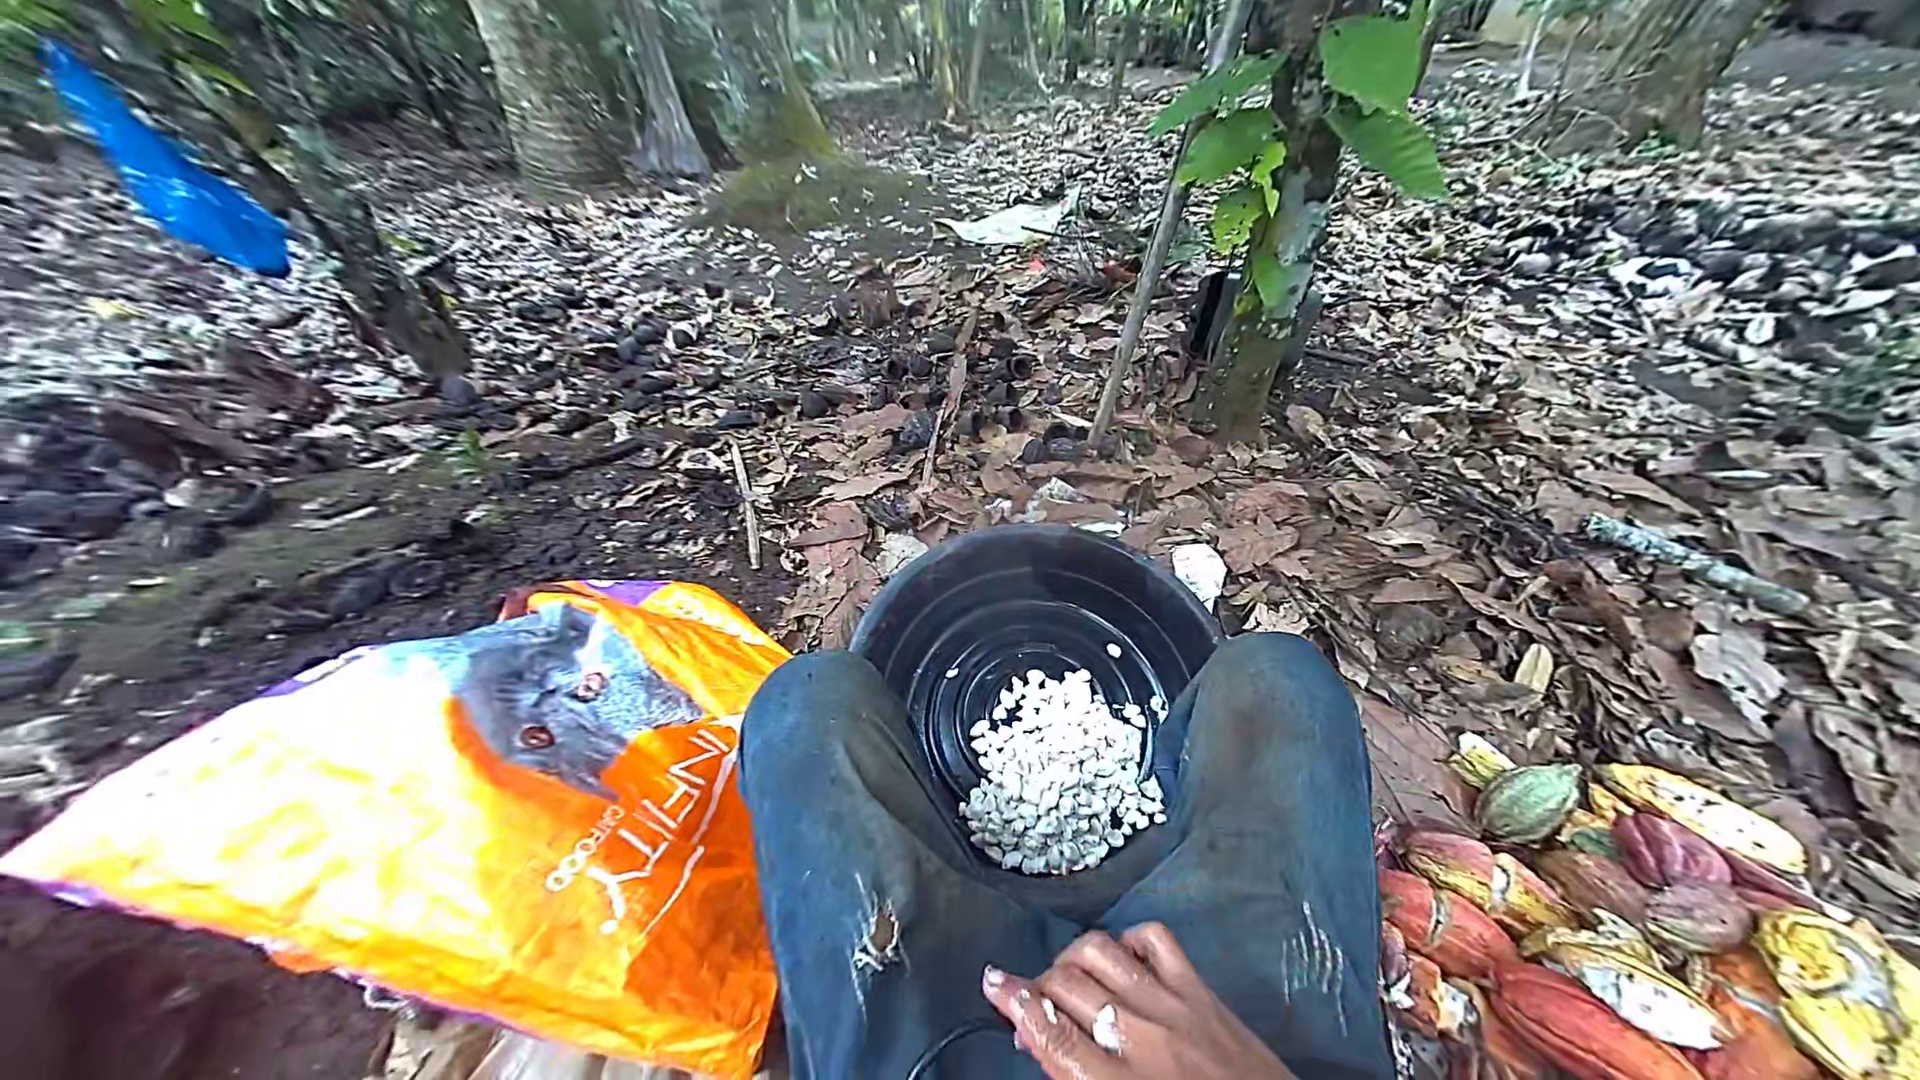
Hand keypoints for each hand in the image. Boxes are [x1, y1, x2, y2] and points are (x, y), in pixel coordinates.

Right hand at [981, 922, 1294, 1079]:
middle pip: (1068, 986)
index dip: (1016, 1002)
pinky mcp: (1201, 989)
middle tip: (1031, 998)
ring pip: (1100, 952)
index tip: (994, 983)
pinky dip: (1126, 940)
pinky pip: (1152, 938)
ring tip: (1066, 977)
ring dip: (1071, 959)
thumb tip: (1043, 1044)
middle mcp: (1147, 1043)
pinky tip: (1119, 959)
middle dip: (1037, 985)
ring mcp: (1176, 1007)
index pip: (1055, 1036)